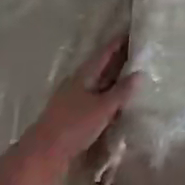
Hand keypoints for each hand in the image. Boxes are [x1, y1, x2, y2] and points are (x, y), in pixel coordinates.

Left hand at [12, 35, 138, 184]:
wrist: (44, 153)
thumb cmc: (74, 125)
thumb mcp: (102, 108)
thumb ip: (121, 92)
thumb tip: (139, 73)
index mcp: (84, 75)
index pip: (105, 53)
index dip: (118, 42)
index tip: (132, 31)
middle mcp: (79, 83)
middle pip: (102, 67)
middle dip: (119, 59)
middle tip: (140, 51)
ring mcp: (75, 99)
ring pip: (99, 83)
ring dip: (115, 79)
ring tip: (135, 75)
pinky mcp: (75, 115)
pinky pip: (97, 99)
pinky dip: (110, 96)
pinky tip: (119, 102)